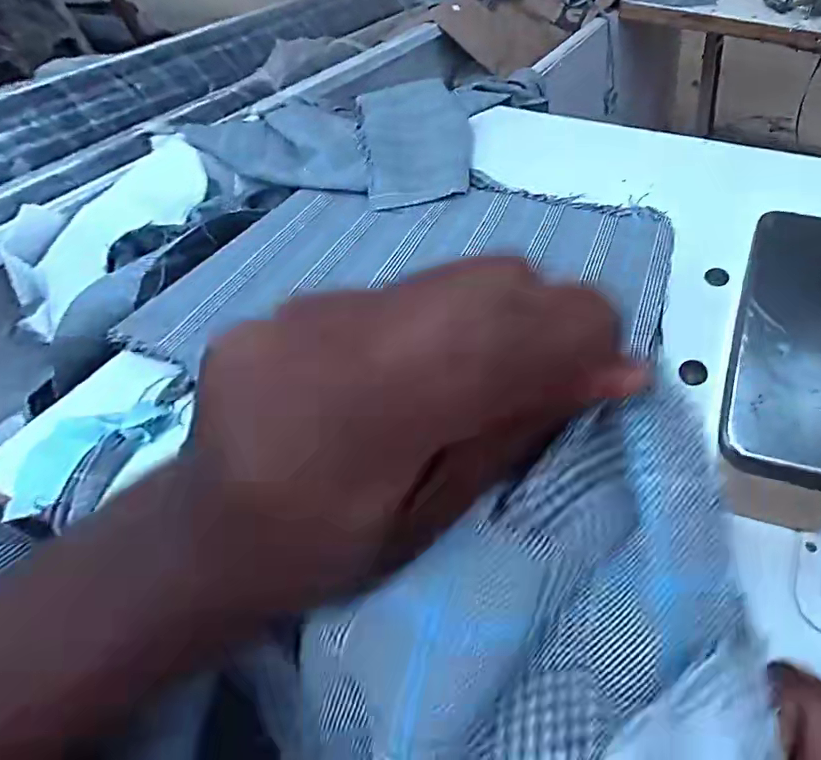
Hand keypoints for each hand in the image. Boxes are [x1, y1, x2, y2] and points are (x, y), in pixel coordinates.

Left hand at [170, 258, 647, 622]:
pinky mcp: (299, 294)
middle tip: (562, 366)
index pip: (505, 338)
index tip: (615, 363)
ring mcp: (308, 306)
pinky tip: (434, 354)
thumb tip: (618, 370)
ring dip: (506, 310)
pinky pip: (411, 283)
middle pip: (488, 285)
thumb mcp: (435, 510)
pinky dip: (453, 310)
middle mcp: (331, 337)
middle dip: (551, 317)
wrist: (202, 533)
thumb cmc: (329, 547)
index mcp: (365, 416)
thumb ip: (521, 425)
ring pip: (454, 274)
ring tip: (499, 365)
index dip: (579, 334)